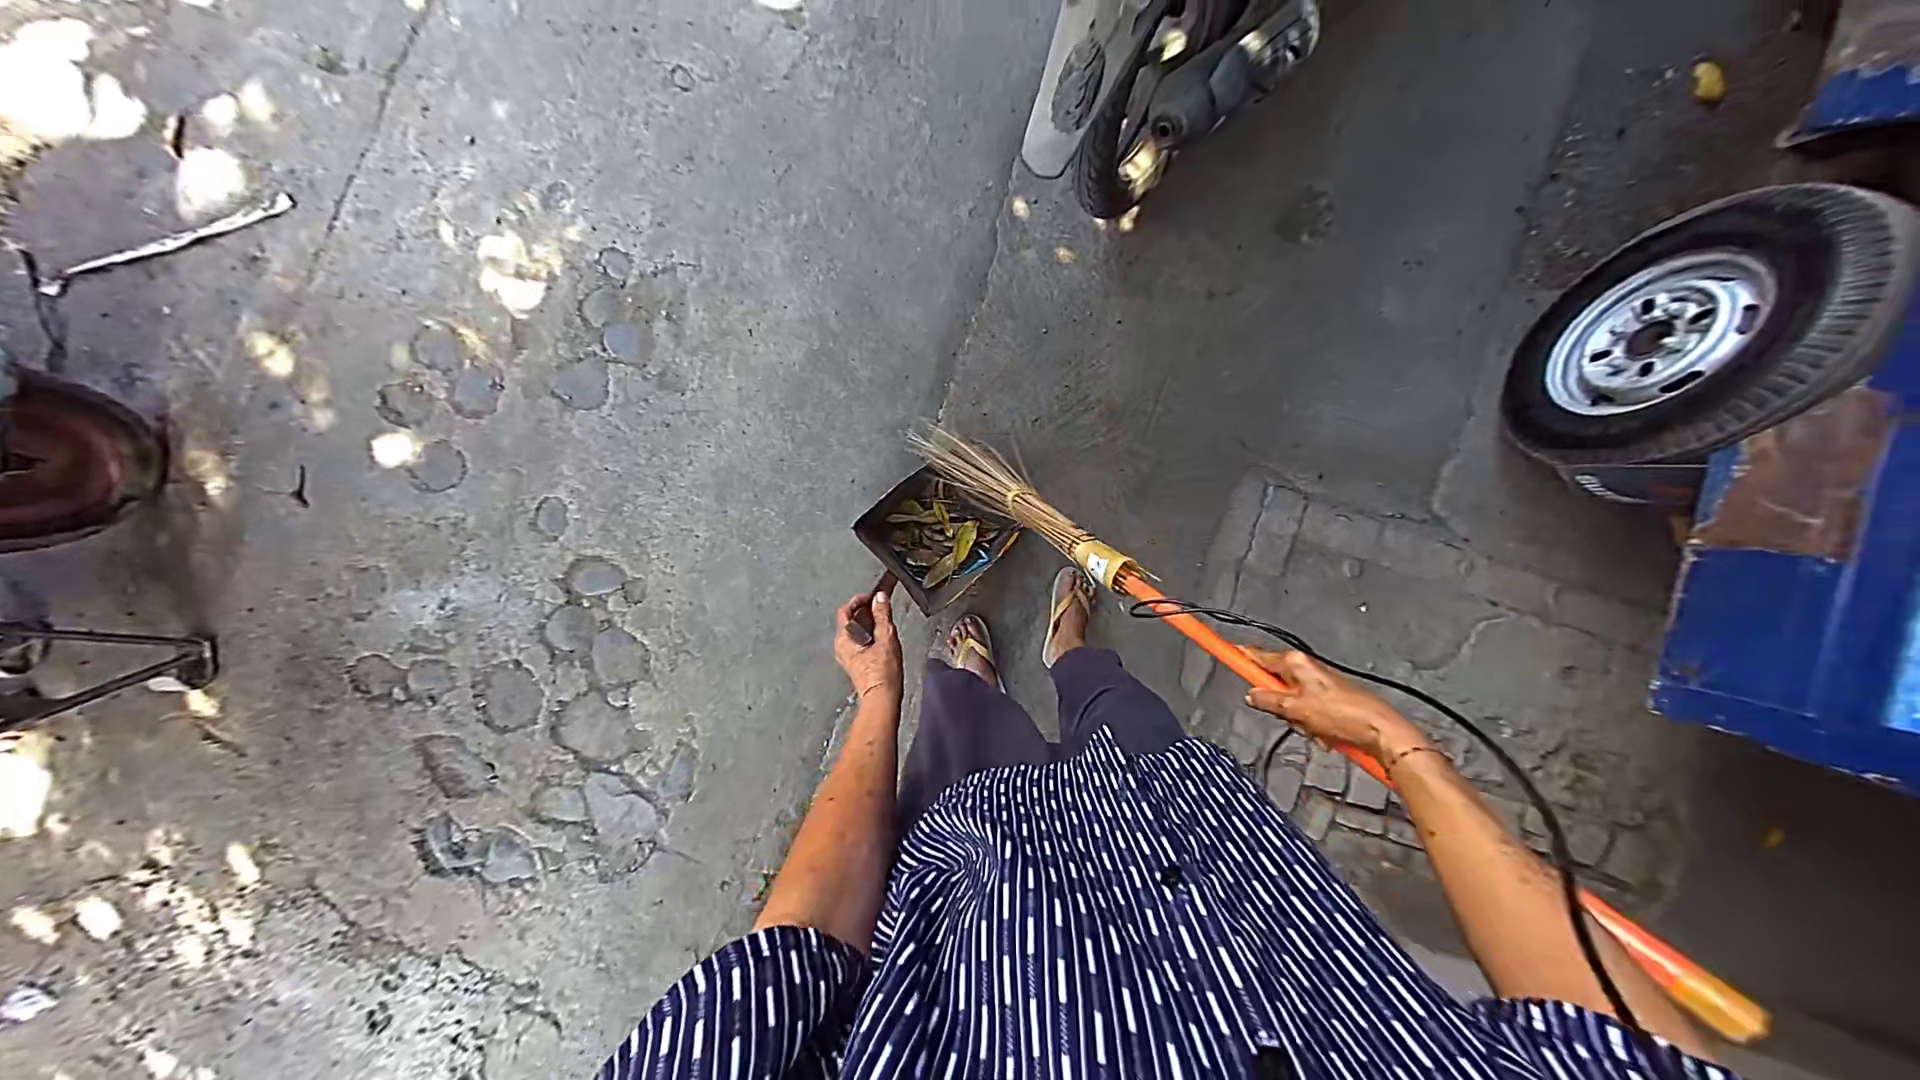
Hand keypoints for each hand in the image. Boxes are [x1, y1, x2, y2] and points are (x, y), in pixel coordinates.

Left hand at [835, 591, 902, 704]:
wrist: (882, 697)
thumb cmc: (883, 673)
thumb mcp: (886, 638)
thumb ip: (882, 615)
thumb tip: (880, 597)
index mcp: (844, 639)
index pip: (846, 610)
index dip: (859, 600)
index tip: (873, 596)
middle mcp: (842, 646)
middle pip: (850, 619)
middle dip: (865, 609)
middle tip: (880, 605)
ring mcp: (847, 655)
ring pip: (855, 630)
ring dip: (868, 621)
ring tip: (884, 618)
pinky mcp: (856, 661)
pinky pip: (859, 640)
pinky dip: (869, 632)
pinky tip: (882, 634)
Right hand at [1241, 647, 1426, 759]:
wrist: (1382, 732)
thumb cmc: (1342, 715)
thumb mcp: (1295, 710)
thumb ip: (1267, 701)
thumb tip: (1251, 695)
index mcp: (1295, 663)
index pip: (1256, 655)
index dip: (1239, 655)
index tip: (1223, 648)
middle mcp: (1306, 669)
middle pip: (1273, 683)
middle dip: (1276, 704)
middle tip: (1288, 717)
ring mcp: (1318, 684)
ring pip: (1290, 701)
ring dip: (1296, 719)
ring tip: (1313, 730)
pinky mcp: (1329, 700)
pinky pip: (1307, 712)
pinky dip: (1311, 725)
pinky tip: (1324, 735)